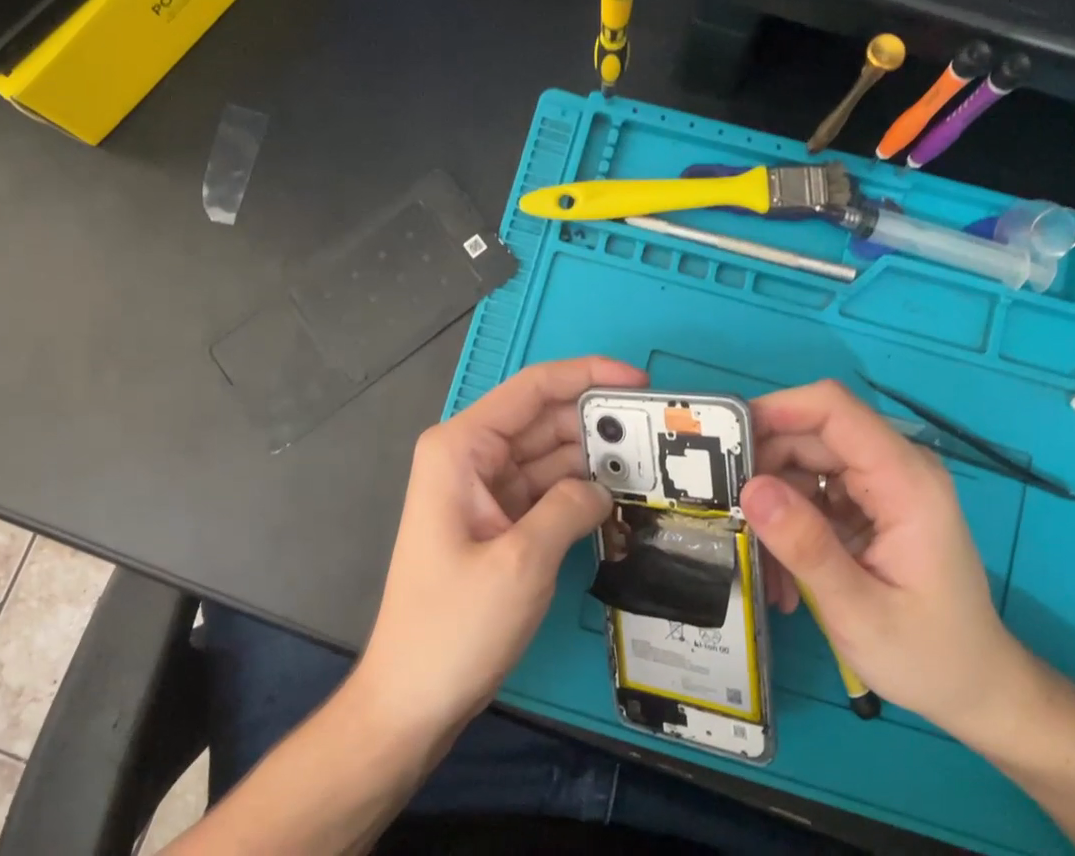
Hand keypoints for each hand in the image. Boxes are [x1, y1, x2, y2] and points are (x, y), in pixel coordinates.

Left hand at [351, 357, 647, 739]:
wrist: (412, 698)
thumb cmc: (455, 625)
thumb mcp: (522, 561)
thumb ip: (570, 507)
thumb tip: (604, 489)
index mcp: (462, 448)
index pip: (533, 389)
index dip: (589, 375)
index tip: (642, 382)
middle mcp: (470, 458)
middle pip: (544, 420)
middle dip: (598, 422)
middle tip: (662, 433)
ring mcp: (483, 492)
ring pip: (550, 457)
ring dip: (595, 459)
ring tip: (655, 463)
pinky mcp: (497, 525)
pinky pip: (546, 493)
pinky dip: (581, 493)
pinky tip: (622, 498)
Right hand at [742, 379, 1030, 733]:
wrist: (975, 688)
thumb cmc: (928, 655)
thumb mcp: (859, 611)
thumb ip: (806, 547)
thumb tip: (751, 488)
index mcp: (906, 482)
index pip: (834, 410)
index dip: (776, 410)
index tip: (722, 440)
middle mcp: (896, 470)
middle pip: (811, 436)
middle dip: (762, 470)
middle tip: (727, 517)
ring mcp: (882, 488)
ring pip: (804, 465)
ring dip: (772, 507)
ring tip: (761, 567)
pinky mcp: (870, 507)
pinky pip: (812, 494)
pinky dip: (788, 525)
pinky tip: (782, 576)